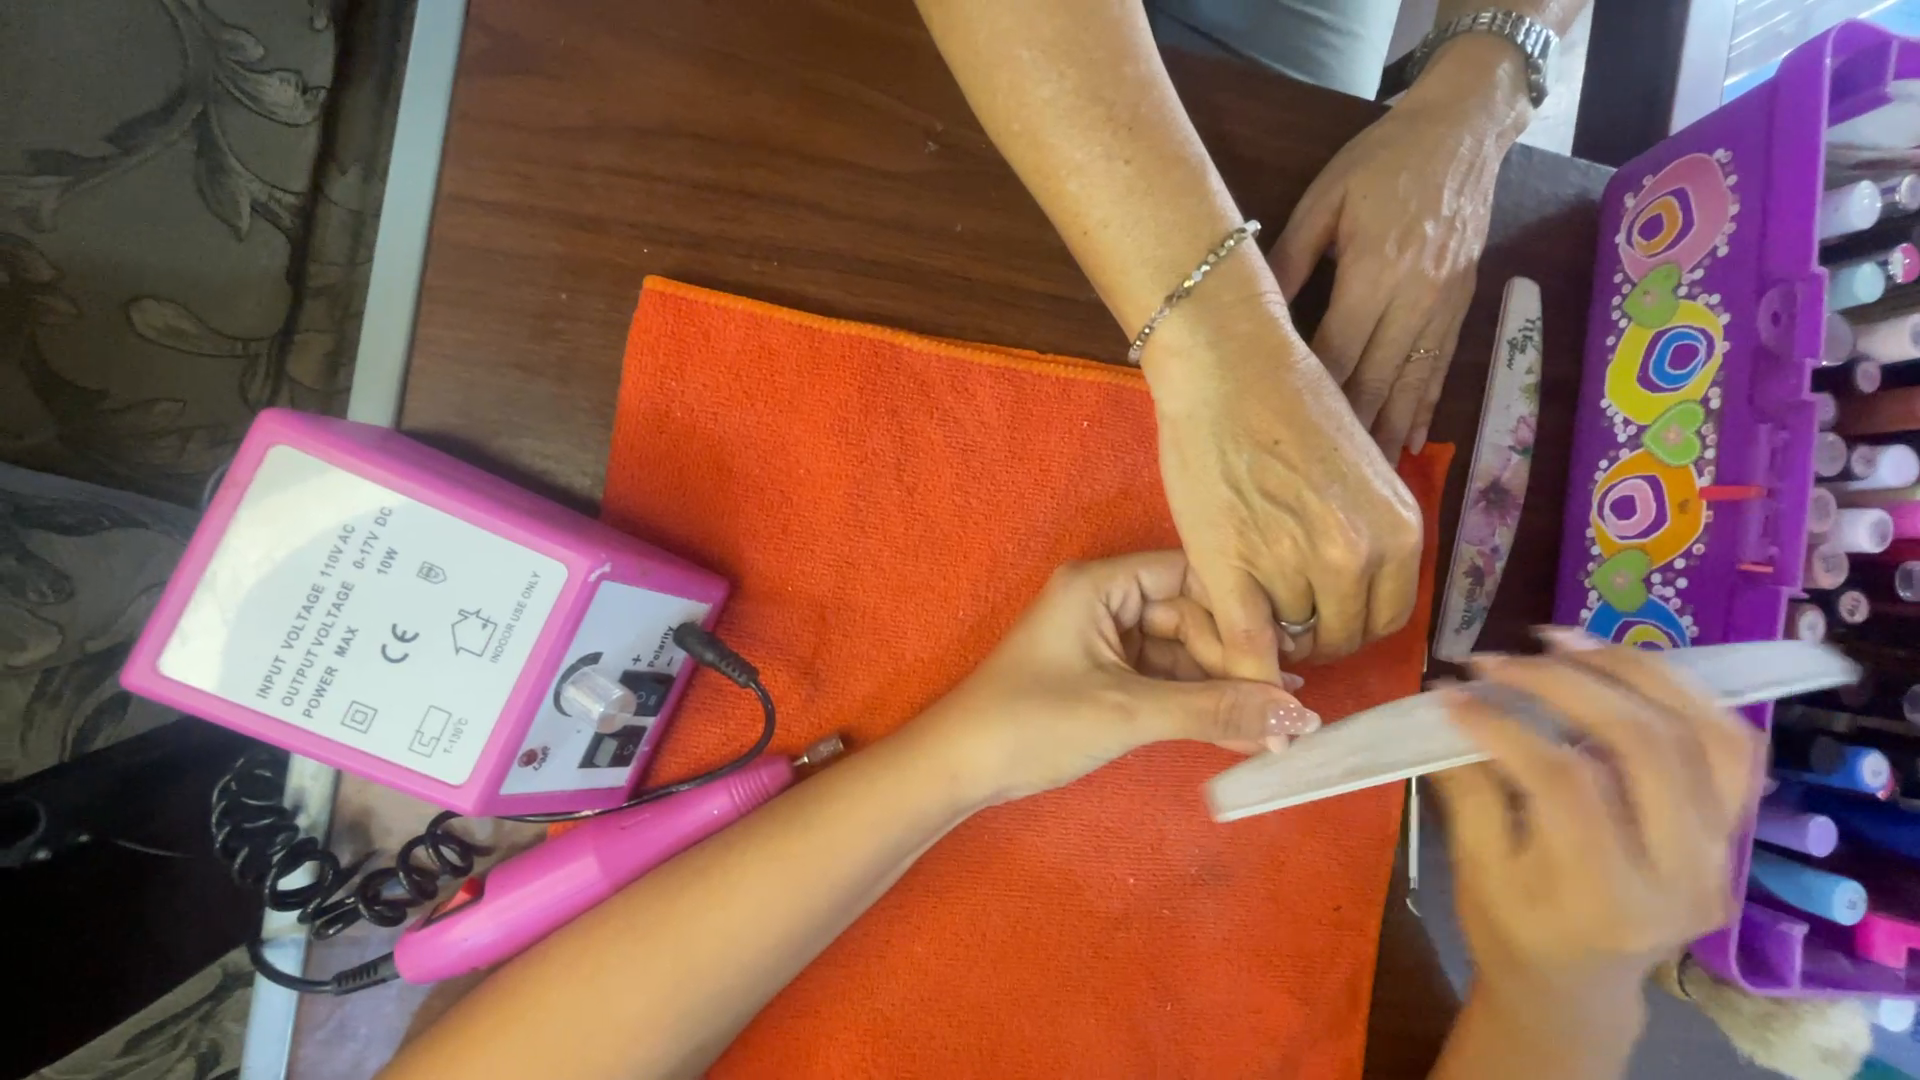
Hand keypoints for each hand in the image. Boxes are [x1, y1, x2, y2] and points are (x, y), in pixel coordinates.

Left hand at [913, 551, 1317, 803]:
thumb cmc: (1031, 724)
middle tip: (1288, 711)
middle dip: (1236, 664)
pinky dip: (1197, 705)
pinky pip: (1165, 680)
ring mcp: (1105, 640)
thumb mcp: (1126, 713)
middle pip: (1191, 617)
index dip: (1239, 614)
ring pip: (1182, 653)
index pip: (1189, 576)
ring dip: (1224, 690)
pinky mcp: (1105, 675)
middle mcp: (1105, 602)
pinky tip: (1242, 732)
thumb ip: (1213, 708)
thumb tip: (1297, 714)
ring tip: (1280, 727)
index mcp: (1099, 585)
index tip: (1286, 657)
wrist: (960, 768)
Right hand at [1142, 265, 1423, 668]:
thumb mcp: (1358, 472)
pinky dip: (1241, 668)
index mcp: (1398, 531)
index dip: (1344, 626)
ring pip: (1286, 641)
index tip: (1314, 618)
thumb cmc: (1289, 404)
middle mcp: (1359, 558)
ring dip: (1264, 630)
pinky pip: (1246, 647)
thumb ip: (1360, 532)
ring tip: (1236, 598)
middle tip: (1272, 614)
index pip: (1384, 620)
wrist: (1227, 369)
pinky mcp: (1233, 570)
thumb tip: (1339, 584)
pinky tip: (1228, 660)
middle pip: (1337, 639)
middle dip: (1306, 636)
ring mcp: (1294, 567)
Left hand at [1270, 37, 1530, 458]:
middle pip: (1374, 378)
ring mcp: (1445, 304)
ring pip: (1411, 382)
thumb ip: (1289, 261)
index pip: (1336, 352)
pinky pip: (1439, 366)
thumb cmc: (1380, 162)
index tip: (1288, 438)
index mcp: (1375, 273)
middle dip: (1347, 431)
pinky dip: (1424, 408)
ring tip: (1364, 480)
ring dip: (1386, 432)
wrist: (1463, 128)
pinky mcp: (1463, 304)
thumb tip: (1258, 312)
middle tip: (1320, 479)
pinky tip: (1411, 442)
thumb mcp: (1323, 202)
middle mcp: (1415, 298)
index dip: (1313, 397)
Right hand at [1432, 629, 1763, 1012]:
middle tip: (1493, 660)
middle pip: (1645, 746)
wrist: (1576, 981)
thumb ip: (1470, 789)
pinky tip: (1618, 665)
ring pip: (1704, 734)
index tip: (1448, 691)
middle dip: (1562, 684)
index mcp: (1608, 897)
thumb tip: (1449, 707)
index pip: (1566, 783)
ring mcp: (1722, 852)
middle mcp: (1684, 874)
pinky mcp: (1731, 832)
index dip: (1503, 724)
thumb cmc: (1510, 929)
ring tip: (1559, 642)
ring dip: (1630, 673)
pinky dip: (1679, 693)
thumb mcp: (1475, 870)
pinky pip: (1729, 746)